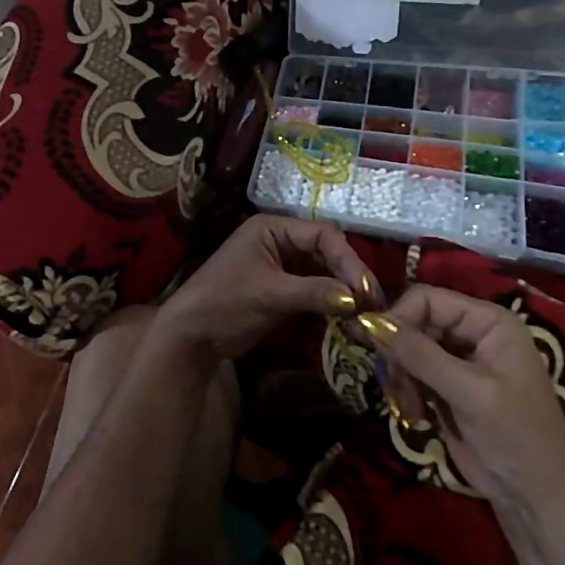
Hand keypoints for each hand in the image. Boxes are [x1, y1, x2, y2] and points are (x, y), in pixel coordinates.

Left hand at [155, 214, 379, 364]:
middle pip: (326, 252)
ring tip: (366, 313)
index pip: (322, 235)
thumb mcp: (269, 294)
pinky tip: (348, 318)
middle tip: (373, 304)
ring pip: (323, 272)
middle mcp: (277, 241)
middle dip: (348, 276)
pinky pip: (314, 290)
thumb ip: (314, 292)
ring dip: (343, 291)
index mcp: (270, 228)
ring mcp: (280, 266)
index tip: (365, 289)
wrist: (192, 336)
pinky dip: (331, 302)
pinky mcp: (281, 290)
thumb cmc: (224, 303)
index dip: (347, 260)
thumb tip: (357, 298)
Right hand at [355, 285, 564, 508]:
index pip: (427, 298)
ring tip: (408, 406)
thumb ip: (420, 354)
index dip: (398, 316)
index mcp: (490, 322)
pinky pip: (408, 371)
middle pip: (412, 321)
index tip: (377, 347)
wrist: (534, 497)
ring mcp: (457, 359)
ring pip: (405, 347)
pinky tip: (414, 414)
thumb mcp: (469, 393)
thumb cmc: (516, 438)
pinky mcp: (444, 384)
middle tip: (394, 385)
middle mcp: (472, 333)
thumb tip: (369, 322)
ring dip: (399, 375)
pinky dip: (404, 390)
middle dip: (398, 352)